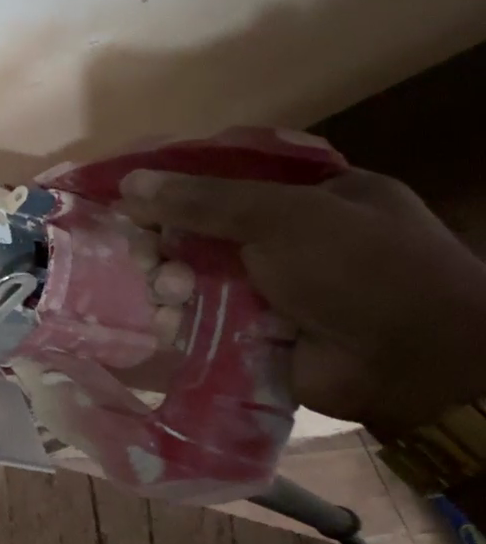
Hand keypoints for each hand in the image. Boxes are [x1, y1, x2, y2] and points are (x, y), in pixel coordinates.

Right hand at [118, 167, 485, 433]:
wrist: (416, 366)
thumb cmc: (365, 271)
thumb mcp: (286, 217)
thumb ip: (204, 199)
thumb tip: (128, 182)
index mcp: (315, 196)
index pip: (229, 176)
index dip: (177, 180)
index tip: (128, 190)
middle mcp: (290, 238)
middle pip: (201, 227)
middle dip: (163, 237)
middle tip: (136, 247)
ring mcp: (270, 287)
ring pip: (192, 273)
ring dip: (168, 280)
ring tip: (167, 292)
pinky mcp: (251, 330)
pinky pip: (196, 316)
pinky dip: (175, 317)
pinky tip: (164, 319)